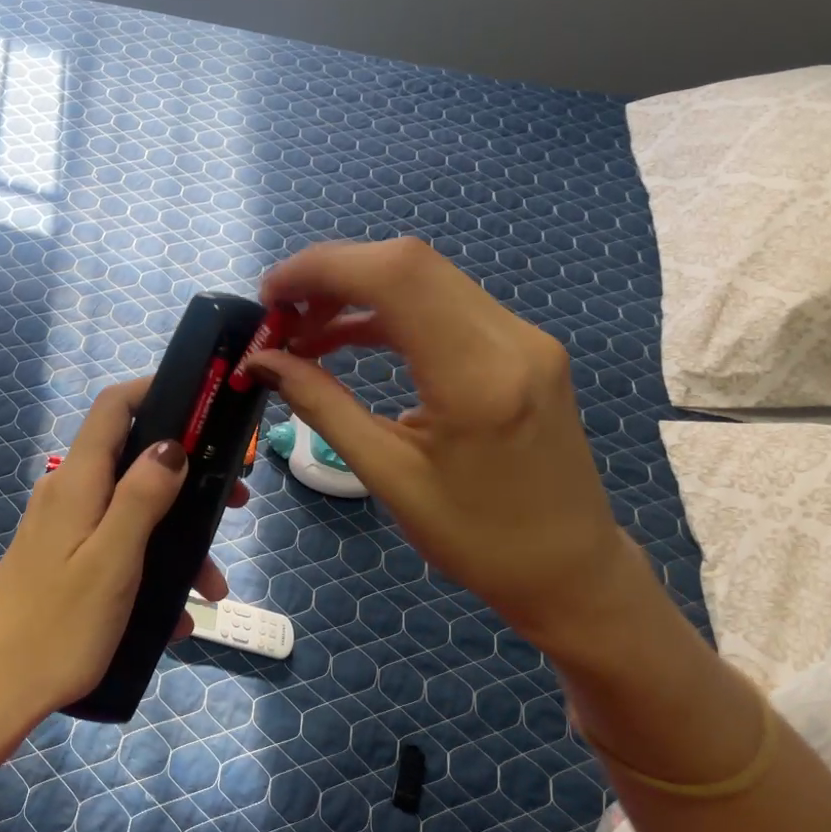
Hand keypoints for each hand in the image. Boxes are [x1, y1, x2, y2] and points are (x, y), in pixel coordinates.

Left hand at [0, 377, 240, 724]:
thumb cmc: (60, 626)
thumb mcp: (114, 560)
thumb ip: (141, 497)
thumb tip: (169, 444)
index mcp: (77, 484)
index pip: (113, 408)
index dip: (155, 392)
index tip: (203, 405)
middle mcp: (64, 496)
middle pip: (131, 464)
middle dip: (185, 482)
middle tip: (232, 508)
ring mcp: (58, 532)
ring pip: (128, 516)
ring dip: (174, 542)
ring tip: (209, 593)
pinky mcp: (57, 564)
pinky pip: (113, 552)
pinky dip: (147, 571)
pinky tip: (173, 618)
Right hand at [247, 238, 640, 645]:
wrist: (569, 568)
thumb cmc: (475, 538)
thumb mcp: (386, 476)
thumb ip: (322, 406)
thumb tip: (261, 361)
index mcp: (477, 377)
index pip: (394, 277)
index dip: (321, 269)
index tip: (268, 296)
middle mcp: (510, 339)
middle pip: (407, 264)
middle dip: (330, 275)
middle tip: (278, 315)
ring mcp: (523, 337)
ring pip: (424, 278)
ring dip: (355, 291)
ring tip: (302, 331)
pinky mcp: (521, 346)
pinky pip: (443, 304)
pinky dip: (386, 311)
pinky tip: (346, 338)